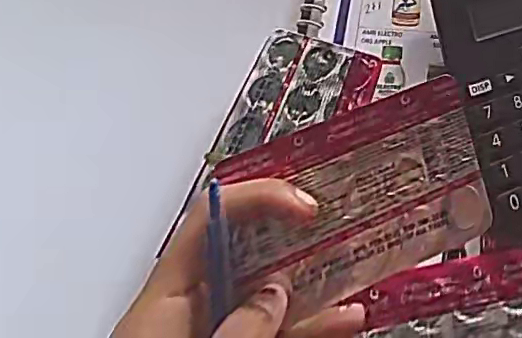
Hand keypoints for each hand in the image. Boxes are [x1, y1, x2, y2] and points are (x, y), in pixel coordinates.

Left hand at [114, 179, 366, 337]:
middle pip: (249, 252)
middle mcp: (191, 314)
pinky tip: (345, 321)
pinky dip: (314, 327)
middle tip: (340, 222)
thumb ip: (239, 330)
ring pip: (273, 297)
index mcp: (165, 304)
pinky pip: (280, 335)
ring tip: (356, 270)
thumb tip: (277, 292)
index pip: (211, 218)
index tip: (305, 206)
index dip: (261, 197)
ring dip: (318, 284)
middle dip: (299, 236)